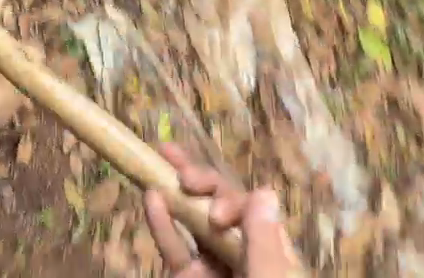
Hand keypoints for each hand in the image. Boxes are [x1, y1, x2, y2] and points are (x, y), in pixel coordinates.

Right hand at [143, 144, 294, 276]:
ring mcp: (213, 268)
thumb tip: (263, 191)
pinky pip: (174, 247)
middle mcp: (242, 256)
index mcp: (273, 258)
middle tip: (181, 171)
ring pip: (195, 221)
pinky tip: (149, 199)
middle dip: (203, 182)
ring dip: (177, 191)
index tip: (216, 212)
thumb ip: (264, 244)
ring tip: (159, 157)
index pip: (254, 212)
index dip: (231, 200)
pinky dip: (161, 224)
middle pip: (222, 207)